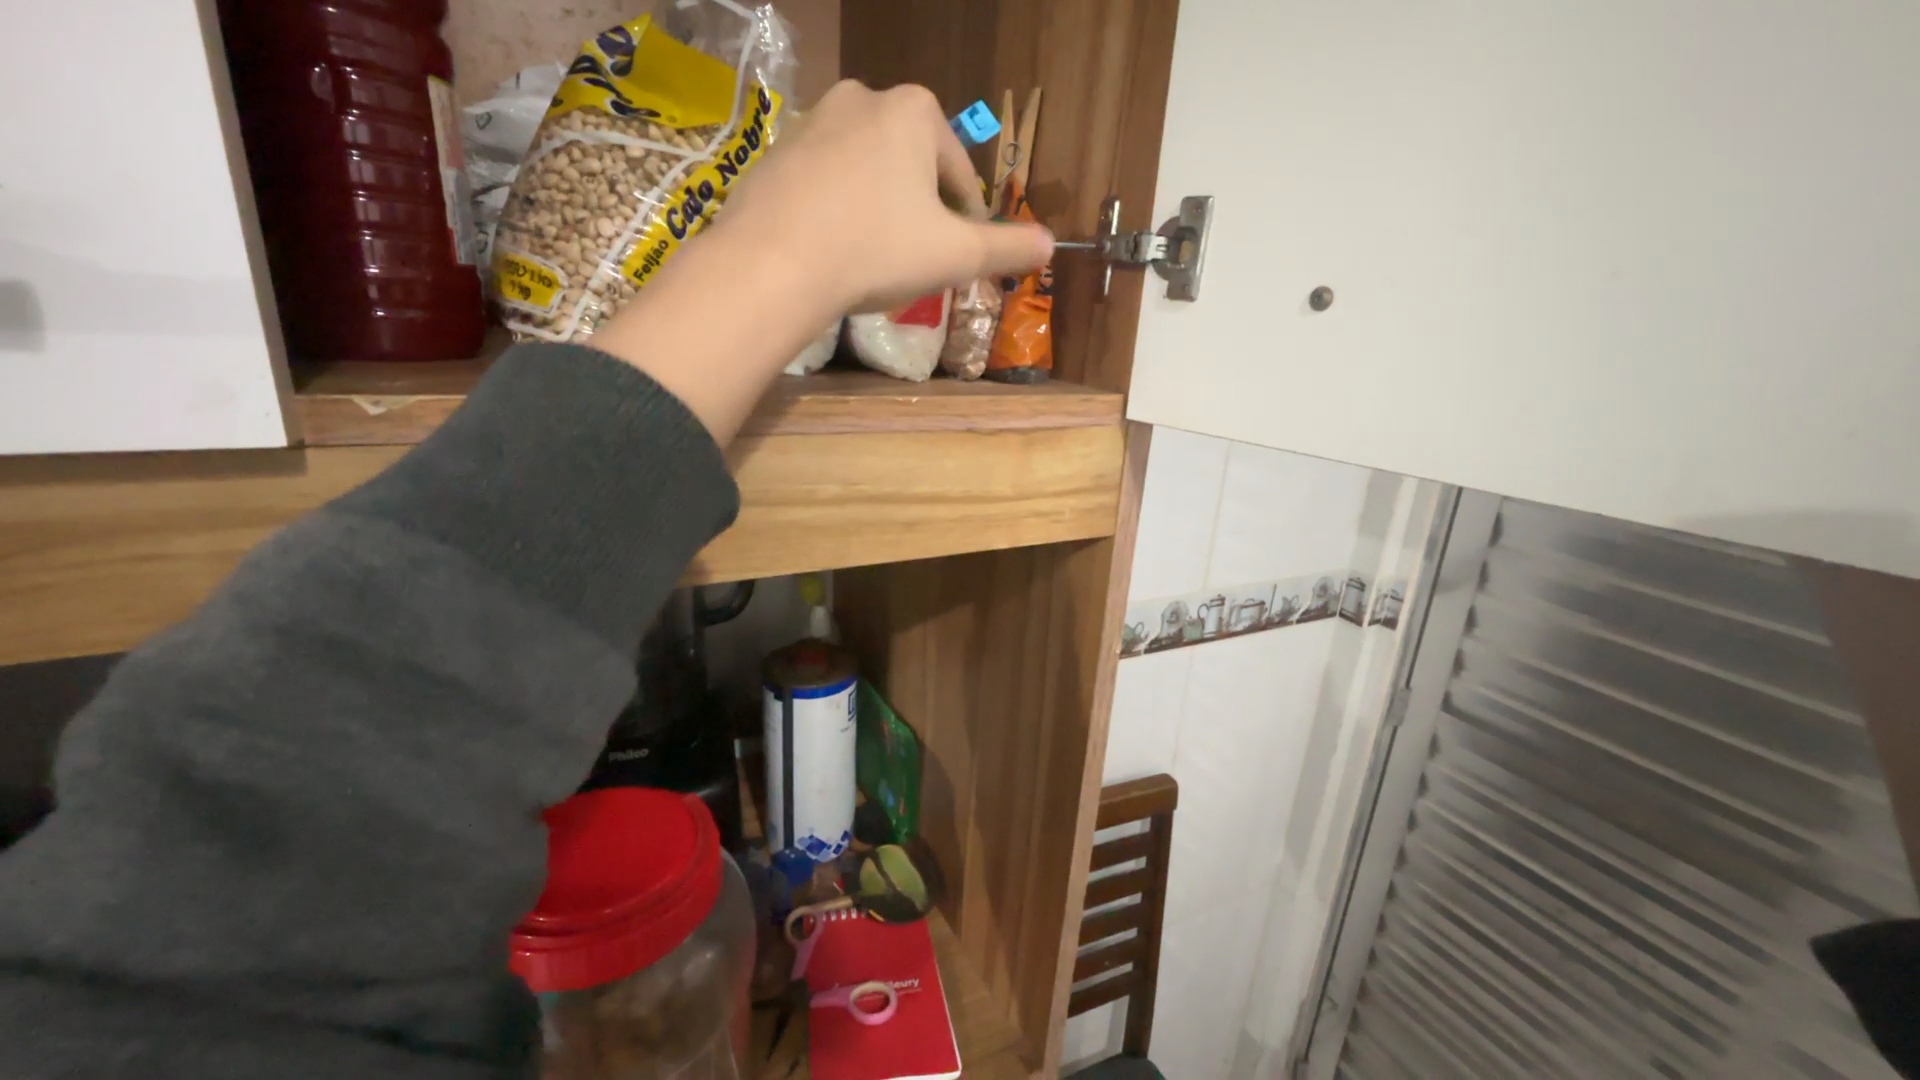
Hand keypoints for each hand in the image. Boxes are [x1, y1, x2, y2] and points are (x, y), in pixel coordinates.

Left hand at [714, 80, 1055, 314]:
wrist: (772, 265)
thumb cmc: (876, 250)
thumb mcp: (956, 255)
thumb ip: (1008, 247)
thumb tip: (1051, 243)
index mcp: (915, 111)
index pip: (958, 173)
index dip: (966, 221)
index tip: (959, 258)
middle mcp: (863, 99)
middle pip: (911, 167)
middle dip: (920, 212)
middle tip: (916, 261)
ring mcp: (811, 121)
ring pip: (866, 172)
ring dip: (878, 209)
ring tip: (873, 259)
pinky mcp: (775, 153)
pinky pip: (823, 183)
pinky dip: (836, 211)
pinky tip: (832, 250)